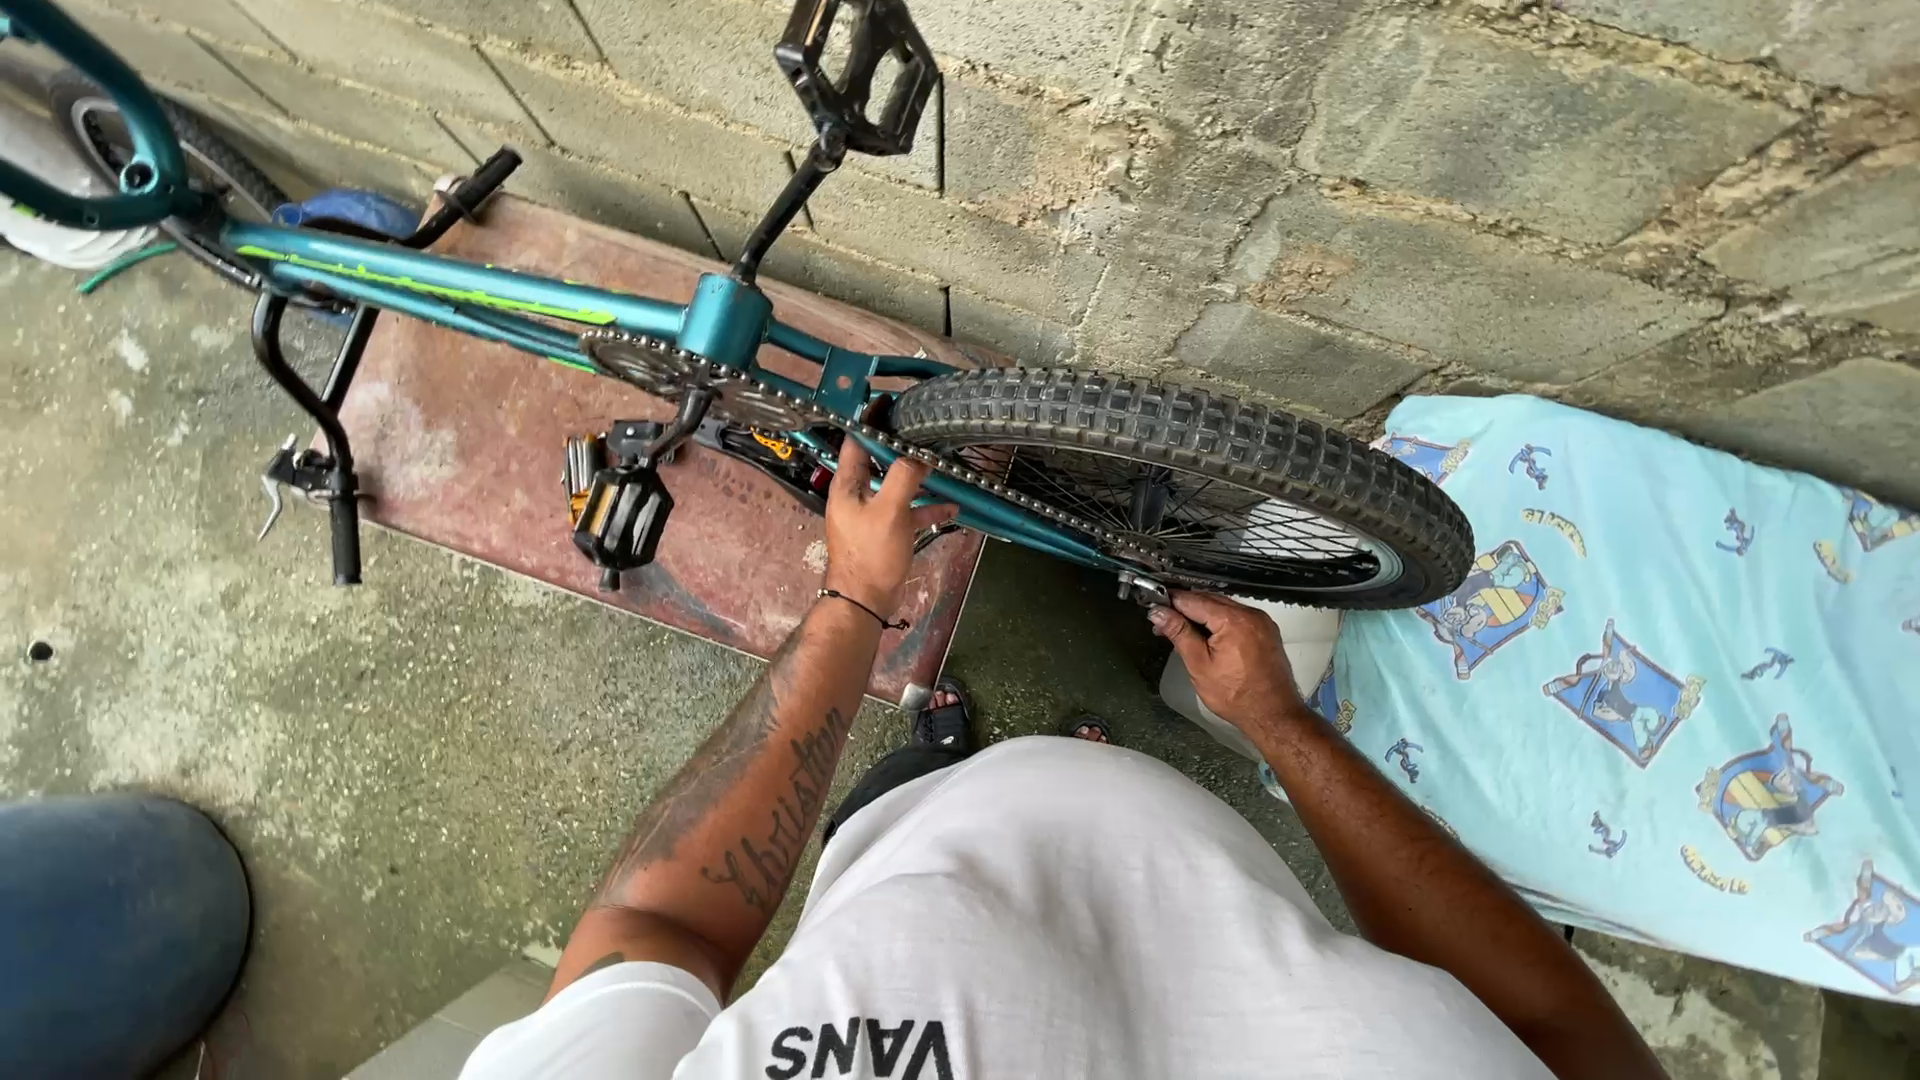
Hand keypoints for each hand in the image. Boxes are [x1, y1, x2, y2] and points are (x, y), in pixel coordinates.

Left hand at [823, 436, 957, 616]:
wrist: (865, 600)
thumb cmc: (871, 553)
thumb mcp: (889, 510)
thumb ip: (903, 477)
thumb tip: (918, 455)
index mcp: (848, 484)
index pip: (857, 441)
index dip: (872, 421)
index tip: (891, 405)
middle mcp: (857, 495)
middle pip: (879, 461)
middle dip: (902, 447)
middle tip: (924, 432)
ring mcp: (872, 514)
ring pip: (897, 487)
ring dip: (918, 477)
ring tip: (942, 464)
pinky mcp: (886, 532)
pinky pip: (908, 513)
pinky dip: (927, 508)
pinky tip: (951, 506)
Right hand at [1150, 591, 1309, 731]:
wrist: (1273, 715)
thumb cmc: (1235, 695)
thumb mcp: (1199, 665)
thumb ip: (1179, 633)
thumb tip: (1158, 613)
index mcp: (1233, 621)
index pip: (1194, 600)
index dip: (1171, 602)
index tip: (1153, 606)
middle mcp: (1251, 614)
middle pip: (1209, 600)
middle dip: (1184, 608)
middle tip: (1162, 622)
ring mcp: (1261, 621)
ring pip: (1222, 607)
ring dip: (1200, 614)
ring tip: (1180, 630)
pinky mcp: (1265, 631)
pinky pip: (1236, 616)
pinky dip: (1218, 620)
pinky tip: (1204, 634)